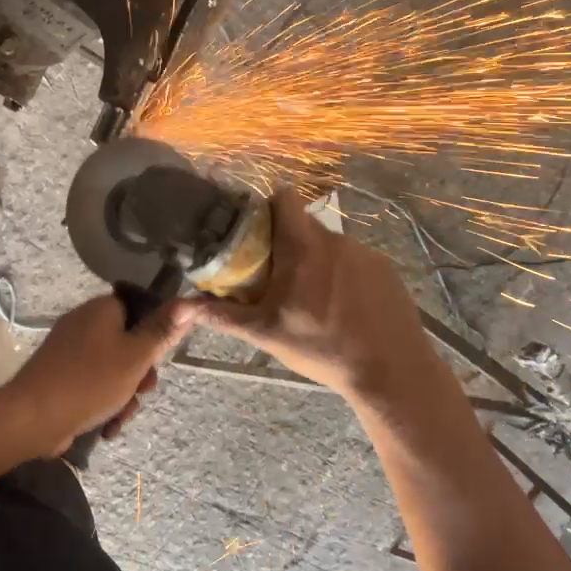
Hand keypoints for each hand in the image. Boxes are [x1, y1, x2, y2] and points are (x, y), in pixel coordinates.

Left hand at [0, 294, 201, 455]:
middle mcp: (83, 325)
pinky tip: (107, 426)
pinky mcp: (61, 378)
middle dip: (140, 374)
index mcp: (100, 310)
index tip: (160, 357)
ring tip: (121, 415)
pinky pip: (94, 386)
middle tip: (142, 390)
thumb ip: (162, 330)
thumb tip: (190, 301)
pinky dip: (104, 405)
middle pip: (128, 343)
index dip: (154, 333)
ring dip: (124, 396)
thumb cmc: (90, 382)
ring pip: (114, 370)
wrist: (34, 418)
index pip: (138, 308)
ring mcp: (69, 353)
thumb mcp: (136, 356)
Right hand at [199, 191, 435, 400]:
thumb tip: (180, 306)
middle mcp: (336, 241)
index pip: (284, 200)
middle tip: (271, 277)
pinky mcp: (386, 270)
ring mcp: (365, 254)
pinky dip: (340, 276)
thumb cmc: (321, 347)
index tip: (254, 233)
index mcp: (303, 248)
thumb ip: (222, 314)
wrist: (391, 370)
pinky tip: (340, 308)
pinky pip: (353, 261)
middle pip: (303, 225)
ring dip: (313, 261)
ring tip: (308, 299)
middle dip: (284, 243)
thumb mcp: (264, 333)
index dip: (266, 208)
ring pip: (328, 245)